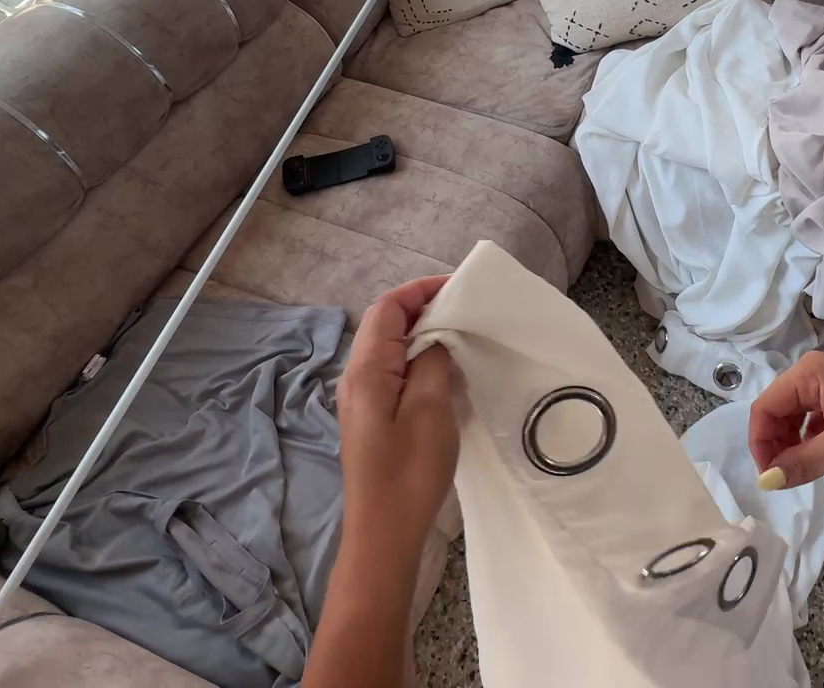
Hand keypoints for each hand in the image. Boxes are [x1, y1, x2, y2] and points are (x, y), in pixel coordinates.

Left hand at [336, 276, 458, 551]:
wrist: (384, 535)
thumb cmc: (409, 471)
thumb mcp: (429, 409)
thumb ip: (432, 361)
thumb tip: (437, 336)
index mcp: (367, 370)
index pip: (388, 308)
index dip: (421, 289)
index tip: (459, 287)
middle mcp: (357, 377)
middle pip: (386, 324)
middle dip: (424, 307)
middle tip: (466, 309)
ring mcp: (362, 398)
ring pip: (391, 348)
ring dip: (423, 333)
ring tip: (461, 333)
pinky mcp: (373, 417)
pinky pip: (395, 371)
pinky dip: (420, 358)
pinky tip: (446, 370)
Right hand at [748, 352, 823, 487]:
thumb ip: (800, 463)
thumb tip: (766, 481)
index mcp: (810, 371)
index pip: (766, 405)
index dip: (761, 442)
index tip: (768, 477)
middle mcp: (819, 371)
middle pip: (779, 408)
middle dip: (776, 443)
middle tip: (784, 477)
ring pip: (798, 415)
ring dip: (795, 443)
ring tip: (804, 470)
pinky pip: (819, 418)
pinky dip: (814, 439)